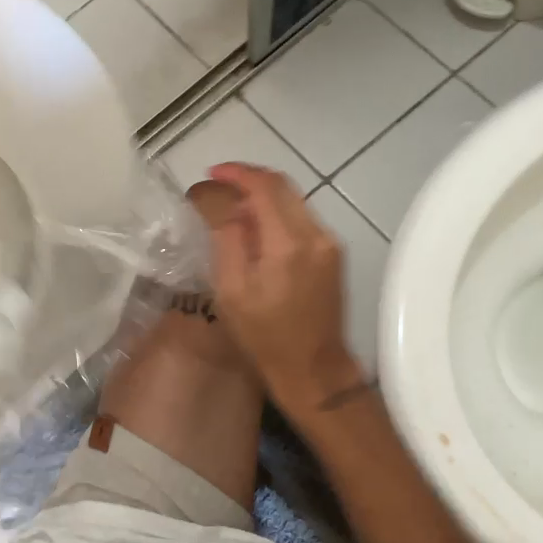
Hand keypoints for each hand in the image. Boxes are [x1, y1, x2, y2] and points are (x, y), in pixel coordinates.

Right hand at [205, 163, 364, 415]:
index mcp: (289, 244)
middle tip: (217, 187)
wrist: (313, 369)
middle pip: (282, 185)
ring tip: (231, 207)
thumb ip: (226, 237)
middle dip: (247, 179)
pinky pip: (301, 217)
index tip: (210, 175)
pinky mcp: (332, 253)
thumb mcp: (231, 289)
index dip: (236, 173)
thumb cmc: (264, 336)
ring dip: (261, 195)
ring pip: (293, 199)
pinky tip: (255, 228)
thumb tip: (219, 200)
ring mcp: (329, 243)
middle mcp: (316, 235)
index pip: (264, 187)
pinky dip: (276, 212)